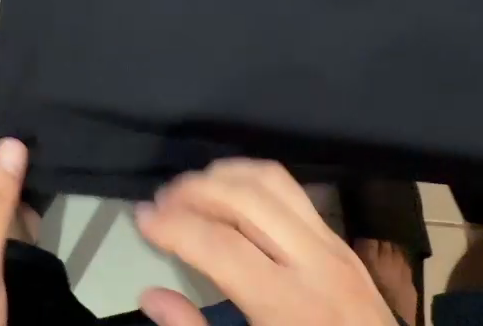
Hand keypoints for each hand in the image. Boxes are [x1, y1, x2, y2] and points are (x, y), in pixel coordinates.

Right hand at [135, 160, 396, 325]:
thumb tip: (152, 294)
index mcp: (290, 307)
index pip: (220, 246)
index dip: (174, 227)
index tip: (141, 217)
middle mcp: (315, 264)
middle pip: (245, 200)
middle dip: (194, 191)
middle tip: (160, 200)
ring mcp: (334, 246)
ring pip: (271, 181)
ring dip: (223, 175)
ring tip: (190, 188)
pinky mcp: (341, 242)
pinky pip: (293, 190)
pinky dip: (252, 179)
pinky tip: (231, 190)